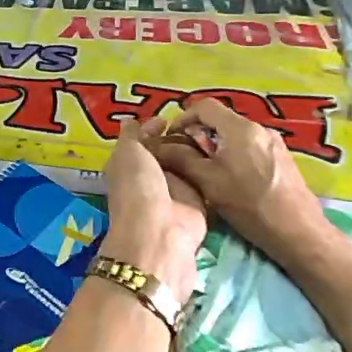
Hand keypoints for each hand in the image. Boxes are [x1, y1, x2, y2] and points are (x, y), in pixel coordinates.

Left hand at [102, 117, 208, 300]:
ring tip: (213, 134)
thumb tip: (134, 121)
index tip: (169, 117)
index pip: (140, 141)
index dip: (152, 128)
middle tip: (198, 122)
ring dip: (197, 151)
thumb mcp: (128, 154)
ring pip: (186, 164)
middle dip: (178, 137)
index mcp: (127, 165)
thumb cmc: (139, 189)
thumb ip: (132, 137)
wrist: (161, 234)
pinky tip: (224, 153)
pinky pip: (204, 180)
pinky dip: (212, 169)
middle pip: (166, 151)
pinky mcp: (197, 203)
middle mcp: (149, 177)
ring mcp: (174, 191)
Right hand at [146, 98, 329, 262]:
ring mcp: (273, 142)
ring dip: (214, 145)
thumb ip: (180, 158)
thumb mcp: (207, 181)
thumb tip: (158, 146)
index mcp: (240, 129)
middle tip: (184, 157)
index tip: (171, 138)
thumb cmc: (249, 204)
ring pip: (233, 134)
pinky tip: (229, 178)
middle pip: (220, 119)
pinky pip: (248, 146)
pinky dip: (231, 154)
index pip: (204, 106)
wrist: (298, 231)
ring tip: (204, 169)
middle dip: (197, 134)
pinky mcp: (281, 157)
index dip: (182, 118)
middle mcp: (260, 128)